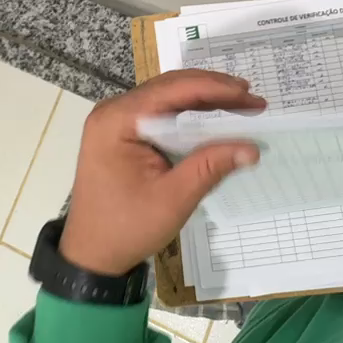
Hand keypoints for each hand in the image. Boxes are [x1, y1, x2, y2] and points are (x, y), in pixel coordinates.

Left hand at [58, 70, 264, 275]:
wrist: (90, 255)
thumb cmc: (126, 228)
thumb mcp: (173, 199)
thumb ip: (210, 167)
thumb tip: (252, 148)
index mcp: (117, 120)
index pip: (172, 90)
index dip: (215, 88)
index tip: (249, 94)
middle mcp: (113, 110)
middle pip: (170, 88)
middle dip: (213, 91)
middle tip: (252, 99)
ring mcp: (115, 119)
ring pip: (167, 97)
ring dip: (203, 100)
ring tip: (240, 104)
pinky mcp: (122, 132)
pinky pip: (160, 113)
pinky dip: (188, 114)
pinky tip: (213, 119)